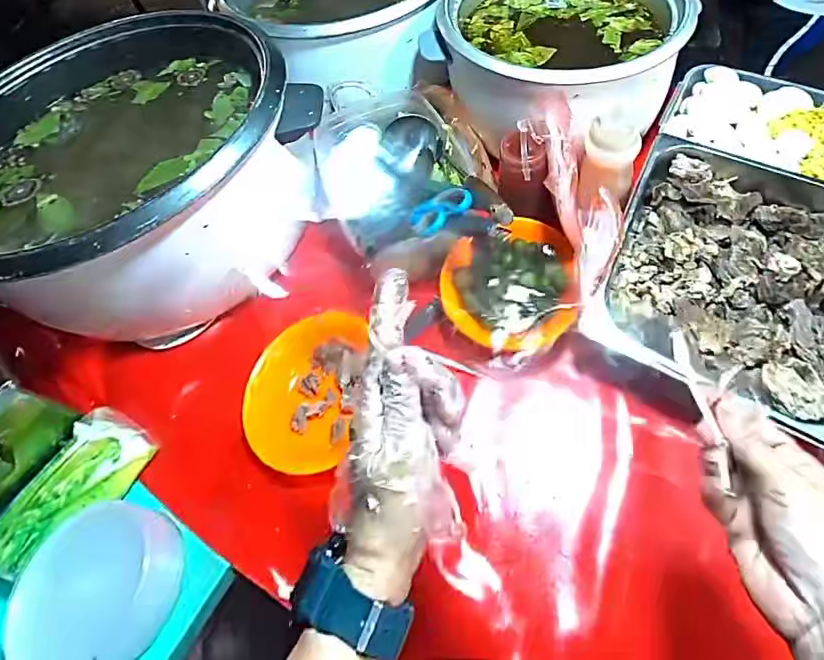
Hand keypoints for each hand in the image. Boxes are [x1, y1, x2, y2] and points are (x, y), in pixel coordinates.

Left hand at [338, 269, 466, 603]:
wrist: (394, 546)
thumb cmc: (391, 499)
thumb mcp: (399, 446)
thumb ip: (401, 397)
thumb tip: (398, 353)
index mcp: (374, 398)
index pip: (382, 344)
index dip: (387, 311)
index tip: (393, 277)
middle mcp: (387, 398)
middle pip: (419, 366)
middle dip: (436, 388)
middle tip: (442, 424)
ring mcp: (405, 413)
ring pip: (436, 387)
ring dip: (445, 413)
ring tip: (442, 444)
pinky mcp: (420, 427)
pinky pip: (442, 410)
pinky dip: (448, 428)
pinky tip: (445, 449)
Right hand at [701, 397, 823, 659]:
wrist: (815, 603)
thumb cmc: (814, 533)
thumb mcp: (784, 480)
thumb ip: (746, 441)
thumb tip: (723, 403)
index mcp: (789, 460)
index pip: (754, 424)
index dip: (731, 409)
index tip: (705, 394)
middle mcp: (767, 475)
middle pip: (731, 441)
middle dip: (717, 433)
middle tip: (707, 431)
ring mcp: (749, 499)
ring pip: (718, 464)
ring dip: (714, 461)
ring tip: (717, 464)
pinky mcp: (732, 522)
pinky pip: (713, 493)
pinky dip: (712, 490)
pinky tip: (719, 495)